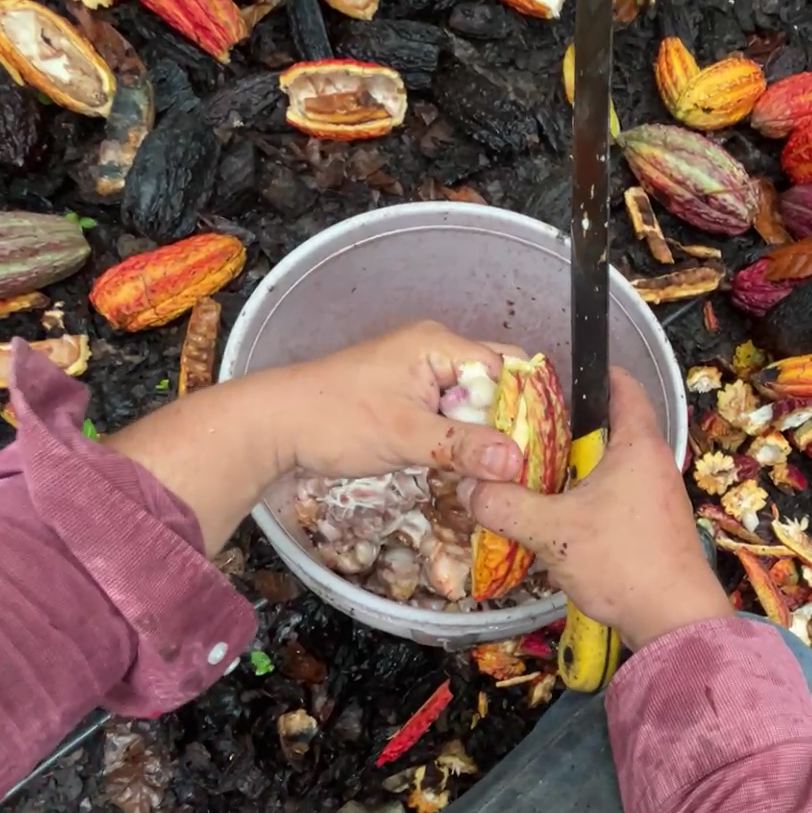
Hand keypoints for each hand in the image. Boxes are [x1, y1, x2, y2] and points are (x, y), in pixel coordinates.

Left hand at [104, 320, 522, 554]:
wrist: (274, 426)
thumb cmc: (336, 420)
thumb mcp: (406, 436)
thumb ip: (464, 448)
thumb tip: (516, 463)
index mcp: (439, 345)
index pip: (506, 370)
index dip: (526, 407)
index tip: (537, 447)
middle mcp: (437, 351)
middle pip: (497, 381)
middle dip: (512, 419)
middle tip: (524, 459)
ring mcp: (423, 373)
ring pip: (477, 400)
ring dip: (488, 432)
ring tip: (504, 467)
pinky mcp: (412, 396)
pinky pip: (456, 412)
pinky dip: (466, 436)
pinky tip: (474, 463)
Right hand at [461, 369, 732, 649]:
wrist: (674, 618)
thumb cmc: (621, 561)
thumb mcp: (552, 531)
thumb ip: (505, 505)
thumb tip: (470, 489)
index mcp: (638, 444)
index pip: (621, 386)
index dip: (591, 373)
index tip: (553, 376)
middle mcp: (654, 462)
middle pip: (609, 426)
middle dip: (567, 428)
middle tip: (526, 434)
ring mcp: (658, 494)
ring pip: (611, 464)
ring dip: (576, 468)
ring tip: (536, 477)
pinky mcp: (655, 524)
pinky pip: (618, 494)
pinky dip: (590, 496)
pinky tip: (563, 518)